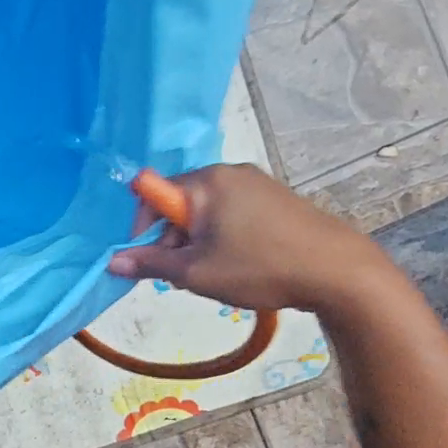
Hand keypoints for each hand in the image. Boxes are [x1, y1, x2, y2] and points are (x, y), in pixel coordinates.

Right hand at [107, 164, 398, 313]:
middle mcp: (228, 173)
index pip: (151, 193)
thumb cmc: (256, 268)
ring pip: (203, 212)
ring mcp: (254, 183)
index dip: (142, 229)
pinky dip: (219, 237)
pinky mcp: (273, 197)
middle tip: (183, 274)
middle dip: (170, 239)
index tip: (151, 259)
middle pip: (177, 203)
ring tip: (212, 273)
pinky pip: (228, 213)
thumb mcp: (193, 273)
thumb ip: (149, 264)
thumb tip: (113, 262)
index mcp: (206, 183)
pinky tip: (235, 263)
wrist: (335, 271)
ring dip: (194, 242)